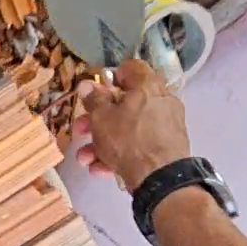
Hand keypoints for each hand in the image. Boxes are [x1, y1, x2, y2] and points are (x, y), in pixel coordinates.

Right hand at [74, 58, 191, 188]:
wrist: (160, 177)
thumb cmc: (128, 139)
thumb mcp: (101, 118)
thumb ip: (93, 99)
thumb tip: (87, 84)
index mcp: (147, 86)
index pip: (130, 68)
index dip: (110, 78)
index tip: (96, 93)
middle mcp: (160, 101)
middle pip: (123, 103)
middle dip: (96, 120)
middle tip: (80, 131)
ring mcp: (165, 125)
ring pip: (127, 127)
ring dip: (101, 143)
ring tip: (86, 159)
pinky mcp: (165, 146)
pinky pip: (137, 144)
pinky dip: (118, 154)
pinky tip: (100, 169)